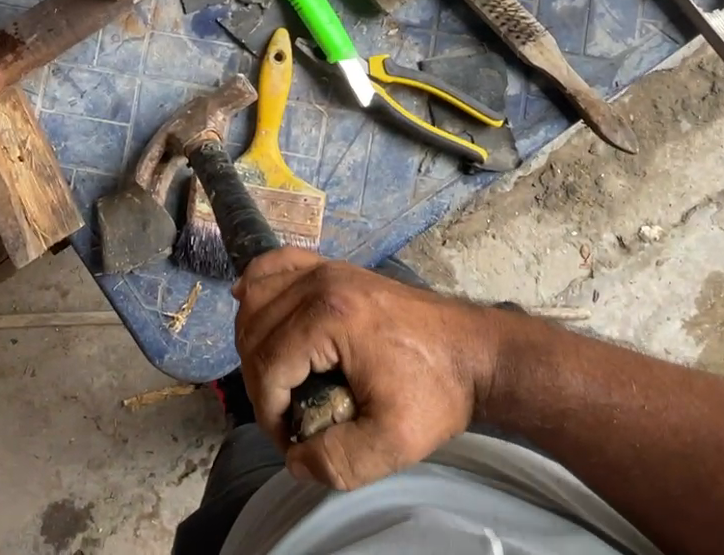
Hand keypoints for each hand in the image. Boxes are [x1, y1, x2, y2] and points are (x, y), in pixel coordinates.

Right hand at [232, 248, 503, 490]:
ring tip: (274, 377)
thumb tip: (296, 459)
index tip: (290, 440)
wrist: (475, 351)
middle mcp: (320, 283)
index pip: (267, 365)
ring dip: (252, 338)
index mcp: (329, 317)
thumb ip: (339, 461)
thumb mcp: (394, 442)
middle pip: (255, 330)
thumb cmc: (437, 391)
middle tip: (284, 416)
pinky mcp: (333, 266)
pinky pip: (278, 262)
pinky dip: (257, 282)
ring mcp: (326, 268)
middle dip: (259, 381)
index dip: (268, 411)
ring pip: (257, 294)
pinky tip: (248, 301)